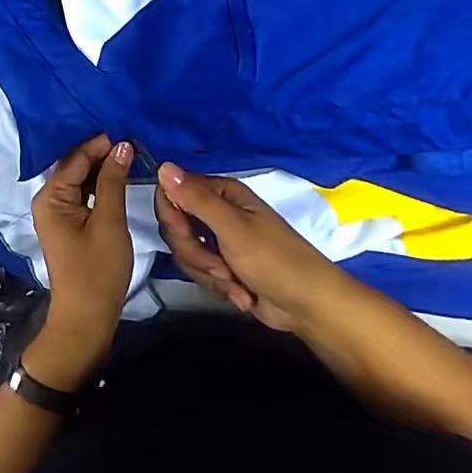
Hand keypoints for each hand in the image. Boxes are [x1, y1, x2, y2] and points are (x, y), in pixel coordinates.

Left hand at [26, 136, 134, 389]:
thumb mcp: (109, 223)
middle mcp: (48, 199)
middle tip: (133, 140)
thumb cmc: (97, 271)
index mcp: (50, 197)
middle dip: (101, 153)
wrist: (87, 318)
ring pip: (81, 179)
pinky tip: (119, 177)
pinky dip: (100, 185)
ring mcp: (57, 212)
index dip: (100, 144)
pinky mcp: (68, 222)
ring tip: (131, 153)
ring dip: (102, 168)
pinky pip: (83, 194)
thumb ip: (114, 181)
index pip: (75, 159)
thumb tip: (122, 146)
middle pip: (75, 166)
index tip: (128, 132)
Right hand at [155, 164, 341, 333]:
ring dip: (208, 273)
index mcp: (221, 193)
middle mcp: (216, 211)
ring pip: (185, 253)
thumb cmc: (276, 261)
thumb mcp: (233, 228)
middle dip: (194, 253)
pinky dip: (217, 286)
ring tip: (235, 282)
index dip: (171, 216)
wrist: (308, 306)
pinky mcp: (221, 265)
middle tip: (219, 267)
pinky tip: (240, 293)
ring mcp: (218, 240)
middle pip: (175, 226)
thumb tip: (164, 166)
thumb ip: (196, 199)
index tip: (185, 234)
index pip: (171, 192)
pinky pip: (198, 272)